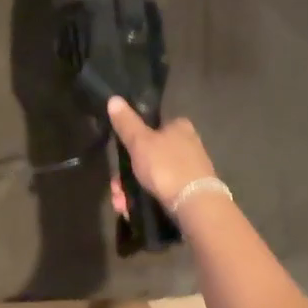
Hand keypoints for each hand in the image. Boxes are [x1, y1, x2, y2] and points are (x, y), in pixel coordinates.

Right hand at [106, 96, 217, 212]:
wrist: (194, 202)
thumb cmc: (166, 166)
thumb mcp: (140, 142)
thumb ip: (126, 123)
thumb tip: (113, 98)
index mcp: (180, 127)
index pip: (154, 127)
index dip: (133, 141)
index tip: (119, 157)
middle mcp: (188, 145)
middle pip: (149, 156)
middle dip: (127, 174)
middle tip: (116, 189)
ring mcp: (190, 169)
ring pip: (152, 176)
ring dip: (131, 190)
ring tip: (120, 203)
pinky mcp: (190, 190)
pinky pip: (161, 191)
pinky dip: (145, 198)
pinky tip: (132, 209)